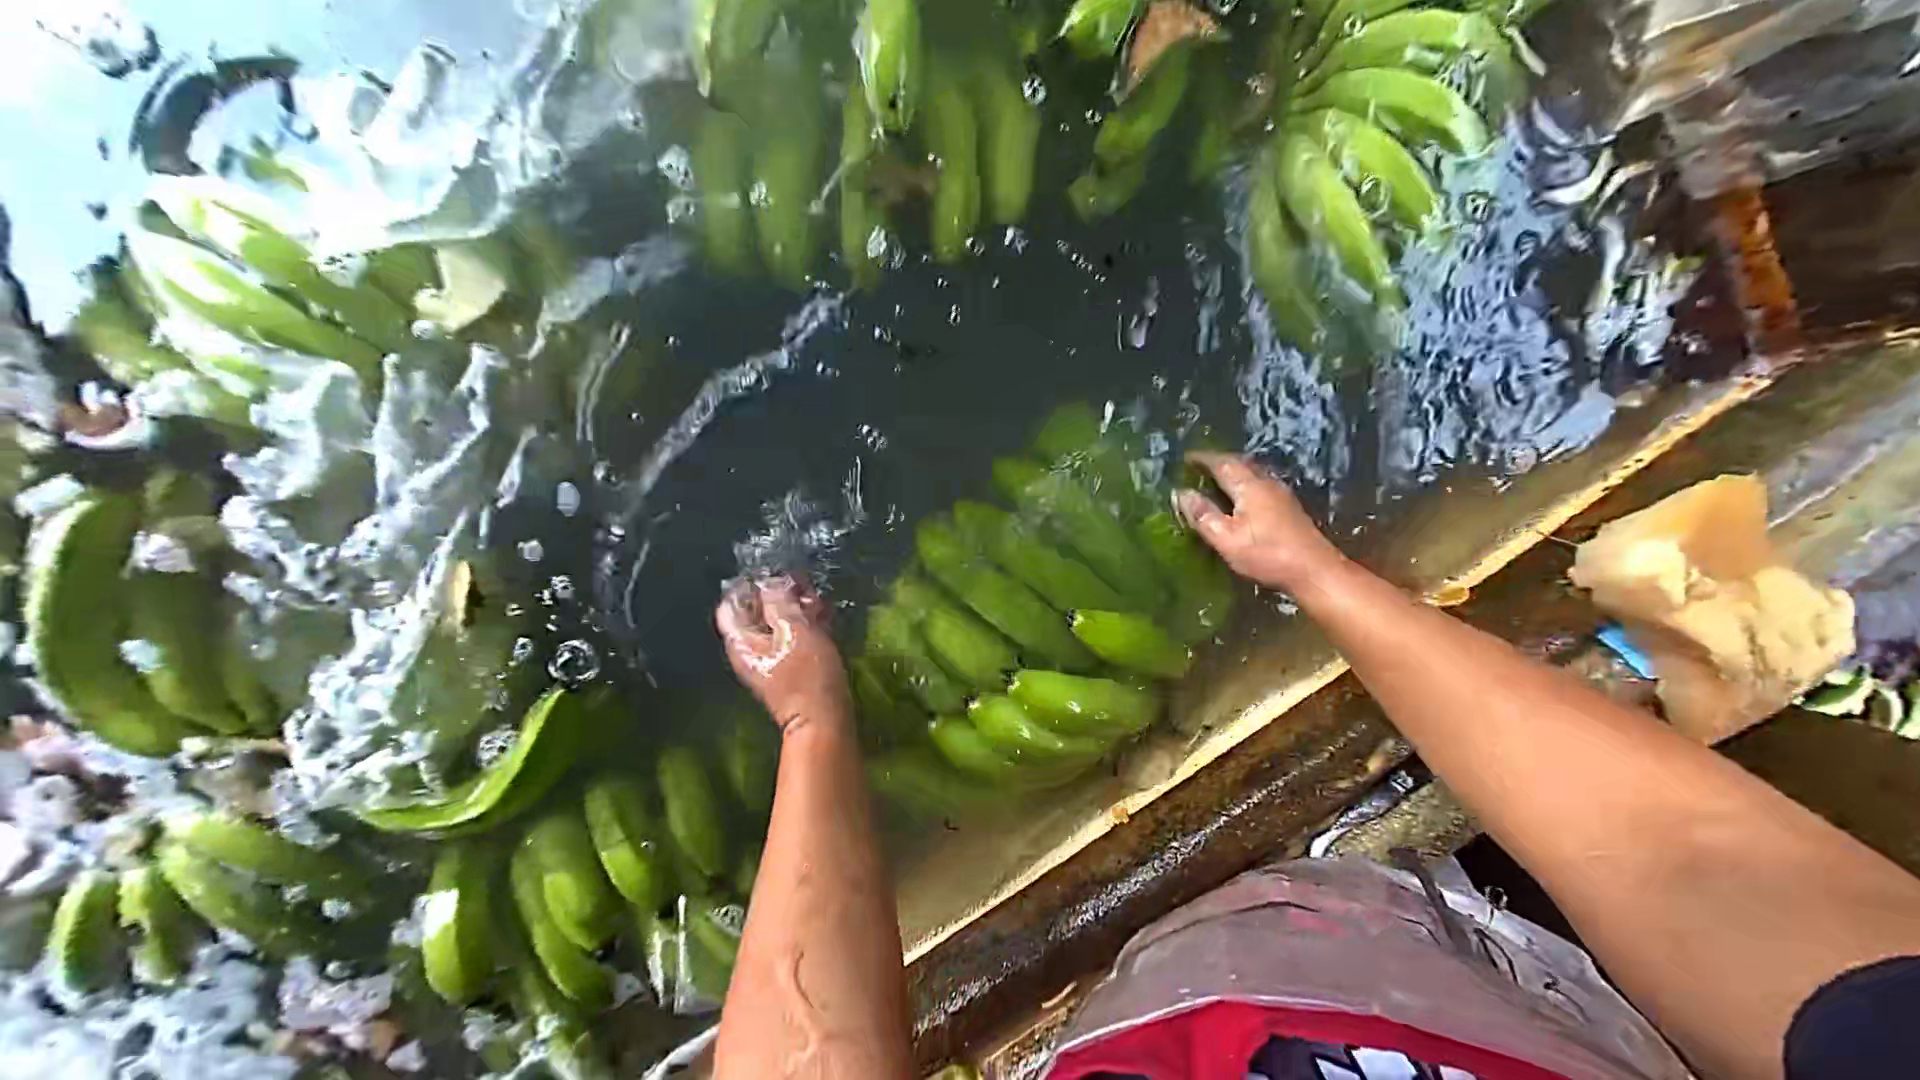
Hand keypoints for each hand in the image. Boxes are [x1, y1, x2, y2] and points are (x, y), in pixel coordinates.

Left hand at [716, 575, 851, 736]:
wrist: (825, 720)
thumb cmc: (809, 675)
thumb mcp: (796, 629)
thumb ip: (779, 601)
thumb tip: (770, 582)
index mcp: (741, 640)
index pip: (733, 601)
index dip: (755, 584)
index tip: (779, 576)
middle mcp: (749, 649)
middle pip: (755, 611)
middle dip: (779, 595)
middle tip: (804, 588)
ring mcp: (769, 660)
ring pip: (776, 624)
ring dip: (796, 609)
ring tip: (818, 603)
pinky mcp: (789, 667)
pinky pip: (791, 637)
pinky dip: (804, 625)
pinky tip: (823, 619)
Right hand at [1176, 452, 1344, 592]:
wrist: (1314, 571)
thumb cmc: (1266, 554)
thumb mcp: (1226, 538)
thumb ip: (1203, 514)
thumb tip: (1180, 492)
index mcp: (1249, 487)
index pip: (1222, 464)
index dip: (1202, 459)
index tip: (1185, 457)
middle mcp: (1267, 484)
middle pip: (1241, 464)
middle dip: (1219, 462)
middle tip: (1199, 466)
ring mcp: (1281, 495)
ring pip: (1253, 474)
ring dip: (1234, 472)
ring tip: (1216, 479)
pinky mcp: (1289, 509)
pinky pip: (1261, 486)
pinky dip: (1245, 485)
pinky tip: (1241, 498)